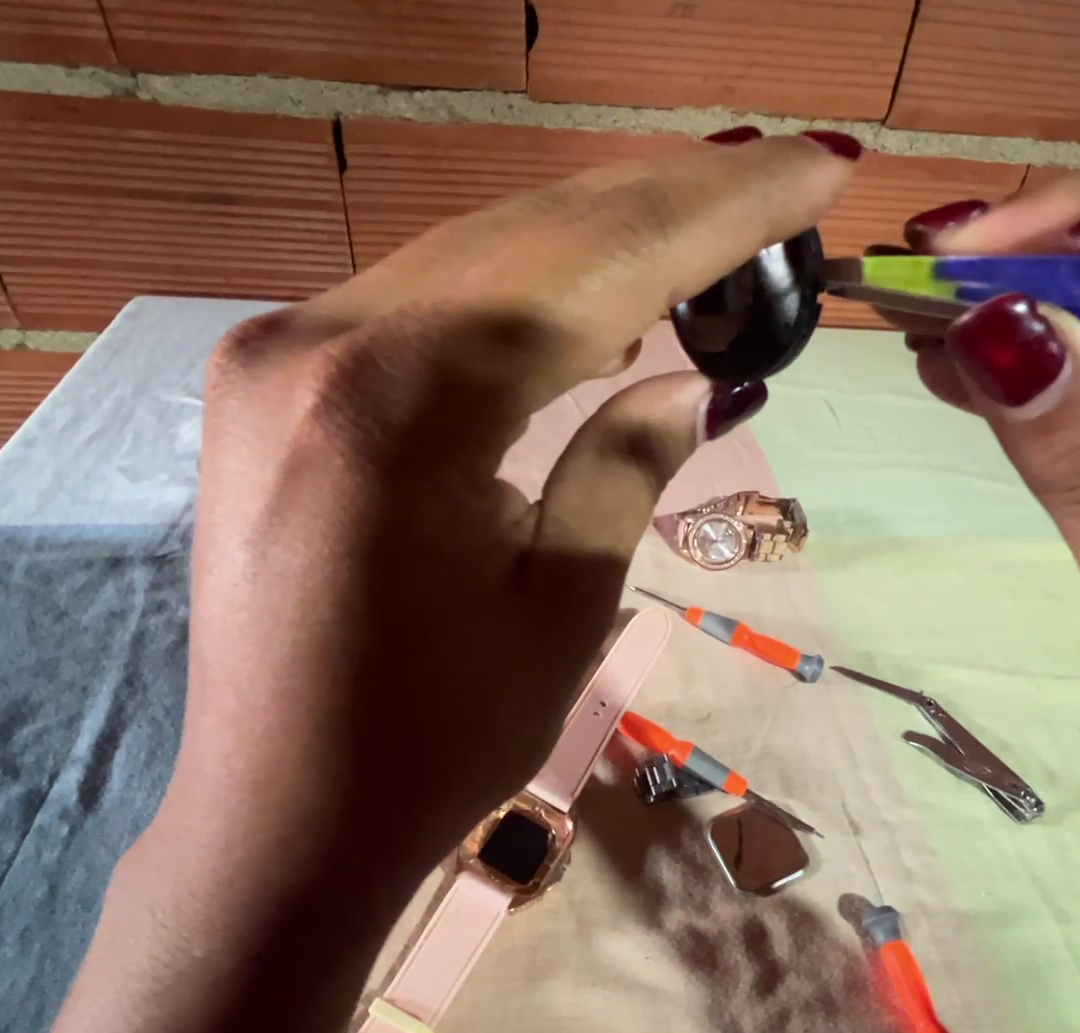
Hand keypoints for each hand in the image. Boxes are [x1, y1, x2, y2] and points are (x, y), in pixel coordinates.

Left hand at [32, 132, 854, 1032]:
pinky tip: (586, 286)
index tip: (813, 170)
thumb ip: (626, 465)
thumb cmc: (434, 740)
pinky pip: (417, 299)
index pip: (594, 264)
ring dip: (593, 234)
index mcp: (405, 402)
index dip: (719, 212)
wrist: (280, 814)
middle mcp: (321, 340)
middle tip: (774, 175)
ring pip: (470, 253)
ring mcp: (276, 351)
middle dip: (665, 198)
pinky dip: (514, 284)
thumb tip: (691, 379)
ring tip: (704, 215)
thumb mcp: (563, 608)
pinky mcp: (265, 378)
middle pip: (528, 233)